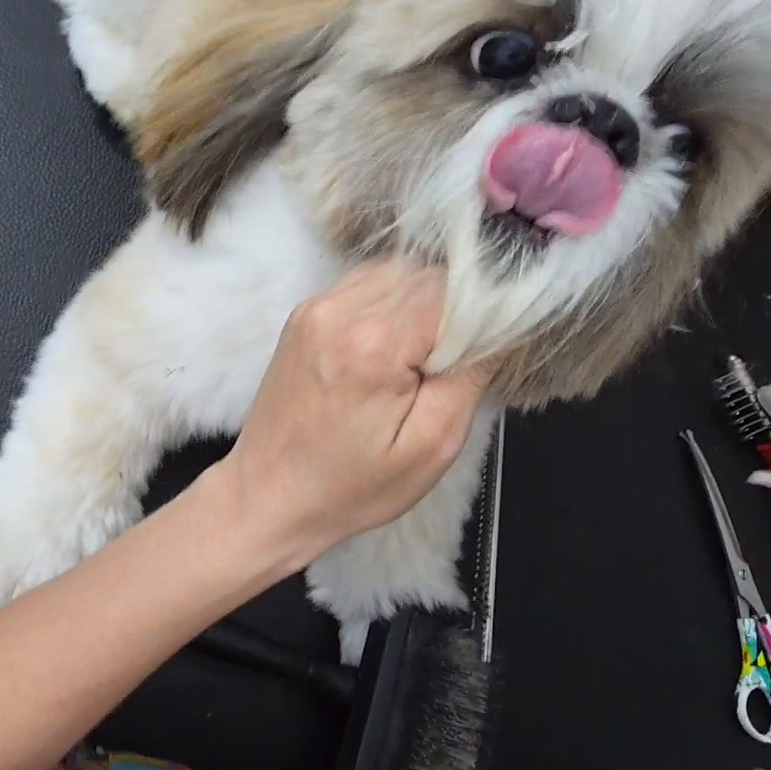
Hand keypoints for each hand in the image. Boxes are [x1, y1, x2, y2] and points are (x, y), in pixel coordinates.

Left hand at [212, 261, 491, 569]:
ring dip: (418, 306)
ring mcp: (314, 308)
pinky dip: (386, 307)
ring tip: (414, 363)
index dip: (479, 319)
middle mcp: (337, 311)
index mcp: (372, 343)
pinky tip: (386, 351)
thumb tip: (502, 322)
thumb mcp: (431, 446)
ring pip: (393, 275)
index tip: (478, 359)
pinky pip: (362, 287)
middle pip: (423, 277)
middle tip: (444, 368)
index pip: (452, 291)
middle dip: (450, 312)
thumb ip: (469, 374)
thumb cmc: (350, 486)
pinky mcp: (302, 315)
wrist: (268, 494)